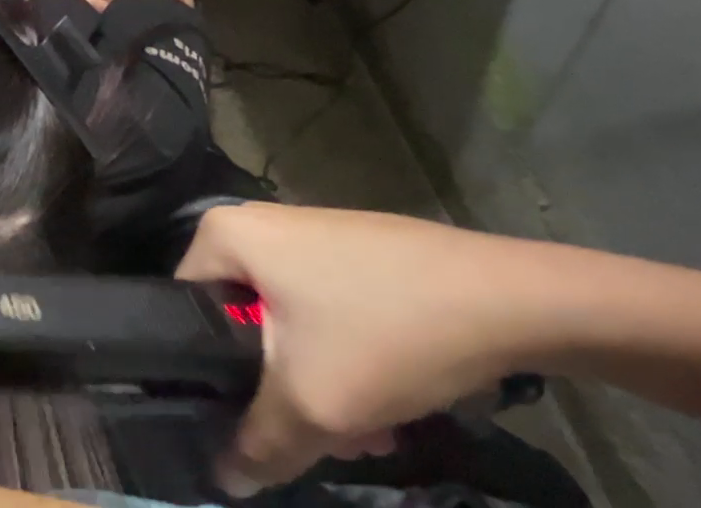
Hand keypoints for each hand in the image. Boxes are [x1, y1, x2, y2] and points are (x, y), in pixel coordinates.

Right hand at [175, 203, 537, 495]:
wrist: (519, 301)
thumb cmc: (389, 331)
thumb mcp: (314, 402)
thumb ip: (258, 444)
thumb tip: (222, 479)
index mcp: (225, 233)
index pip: (180, 310)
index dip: (207, 373)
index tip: (250, 415)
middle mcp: (257, 222)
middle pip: (238, 320)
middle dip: (280, 387)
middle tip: (320, 432)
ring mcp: (310, 231)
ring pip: (287, 321)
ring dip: (318, 380)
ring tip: (367, 429)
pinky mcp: (355, 249)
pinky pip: (324, 306)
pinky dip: (345, 352)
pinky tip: (388, 394)